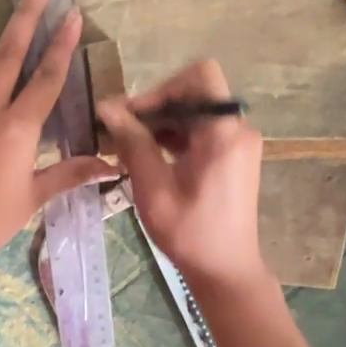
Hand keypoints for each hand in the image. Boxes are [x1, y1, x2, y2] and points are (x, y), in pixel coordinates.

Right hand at [97, 59, 269, 290]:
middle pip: (195, 93)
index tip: (133, 115)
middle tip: (122, 132)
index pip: (199, 77)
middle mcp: (238, 129)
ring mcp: (238, 143)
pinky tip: (149, 158)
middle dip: (156, 106)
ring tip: (129, 147)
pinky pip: (202, 131)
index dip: (161, 88)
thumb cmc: (189, 233)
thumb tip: (107, 109)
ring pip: (196, 112)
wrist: (225, 269)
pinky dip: (174, 136)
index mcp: (224, 133)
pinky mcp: (233, 157)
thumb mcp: (153, 189)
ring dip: (161, 123)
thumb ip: (133, 144)